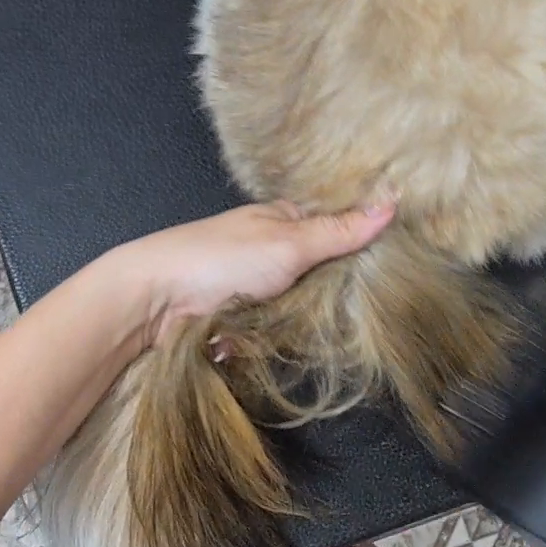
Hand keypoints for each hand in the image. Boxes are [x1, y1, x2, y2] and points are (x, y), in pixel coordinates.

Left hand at [99, 201, 393, 346]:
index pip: (335, 231)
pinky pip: (266, 336)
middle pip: (318, 279)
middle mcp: (268, 252)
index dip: (357, 249)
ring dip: (290, 326)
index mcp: (282, 222)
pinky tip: (255, 344)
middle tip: (336, 311)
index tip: (384, 271)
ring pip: (295, 313)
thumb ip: (339, 232)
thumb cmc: (221, 260)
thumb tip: (392, 202)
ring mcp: (250, 288)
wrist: (153, 300)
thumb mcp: (290, 243)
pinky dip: (260, 341)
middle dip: (323, 299)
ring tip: (287, 330)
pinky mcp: (235, 321)